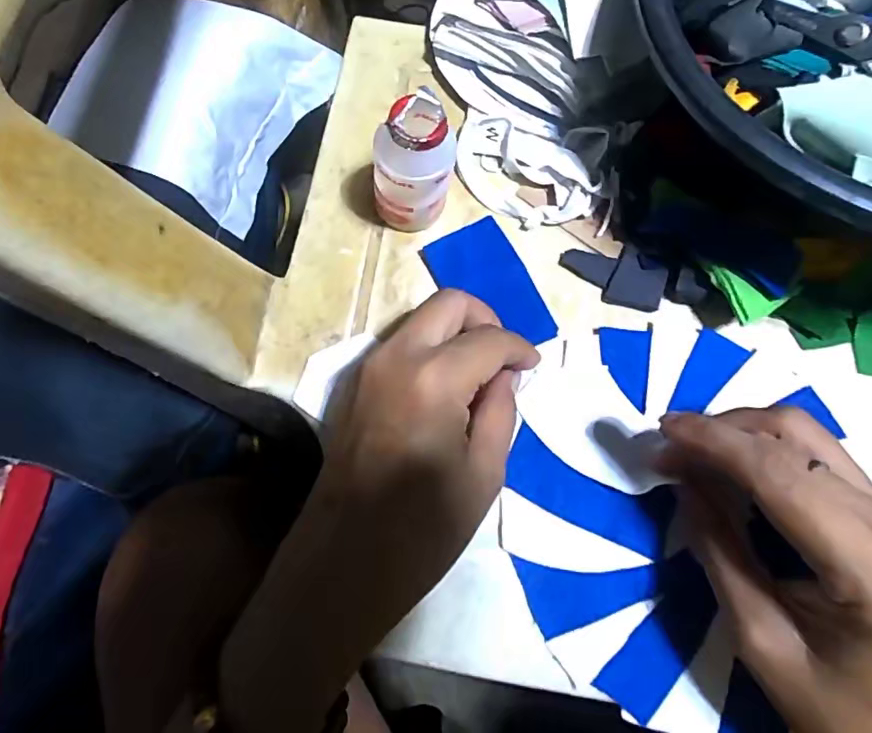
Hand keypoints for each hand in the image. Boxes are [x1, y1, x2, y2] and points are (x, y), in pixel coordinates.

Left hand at [219, 290, 538, 731]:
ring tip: (479, 374)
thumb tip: (504, 376)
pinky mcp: (354, 384)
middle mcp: (396, 357)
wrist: (339, 568)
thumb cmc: (421, 531)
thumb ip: (500, 410)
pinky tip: (447, 388)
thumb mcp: (483, 474)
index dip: (520, 349)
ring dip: (457, 332)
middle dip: (486, 320)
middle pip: (450, 303)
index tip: (533, 367)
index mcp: (433, 379)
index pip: (489, 339)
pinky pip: (403, 343)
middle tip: (504, 359)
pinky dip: (432, 347)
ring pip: (423, 318)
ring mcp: (368, 367)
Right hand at [659, 407, 871, 732]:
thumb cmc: (840, 719)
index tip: (666, 429)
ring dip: (746, 433)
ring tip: (697, 451)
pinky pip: (822, 459)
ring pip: (811, 437)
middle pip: (800, 438)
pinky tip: (737, 467)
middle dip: (727, 429)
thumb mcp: (764, 647)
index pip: (784, 476)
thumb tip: (684, 480)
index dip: (718, 442)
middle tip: (673, 446)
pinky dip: (770, 450)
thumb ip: (721, 555)